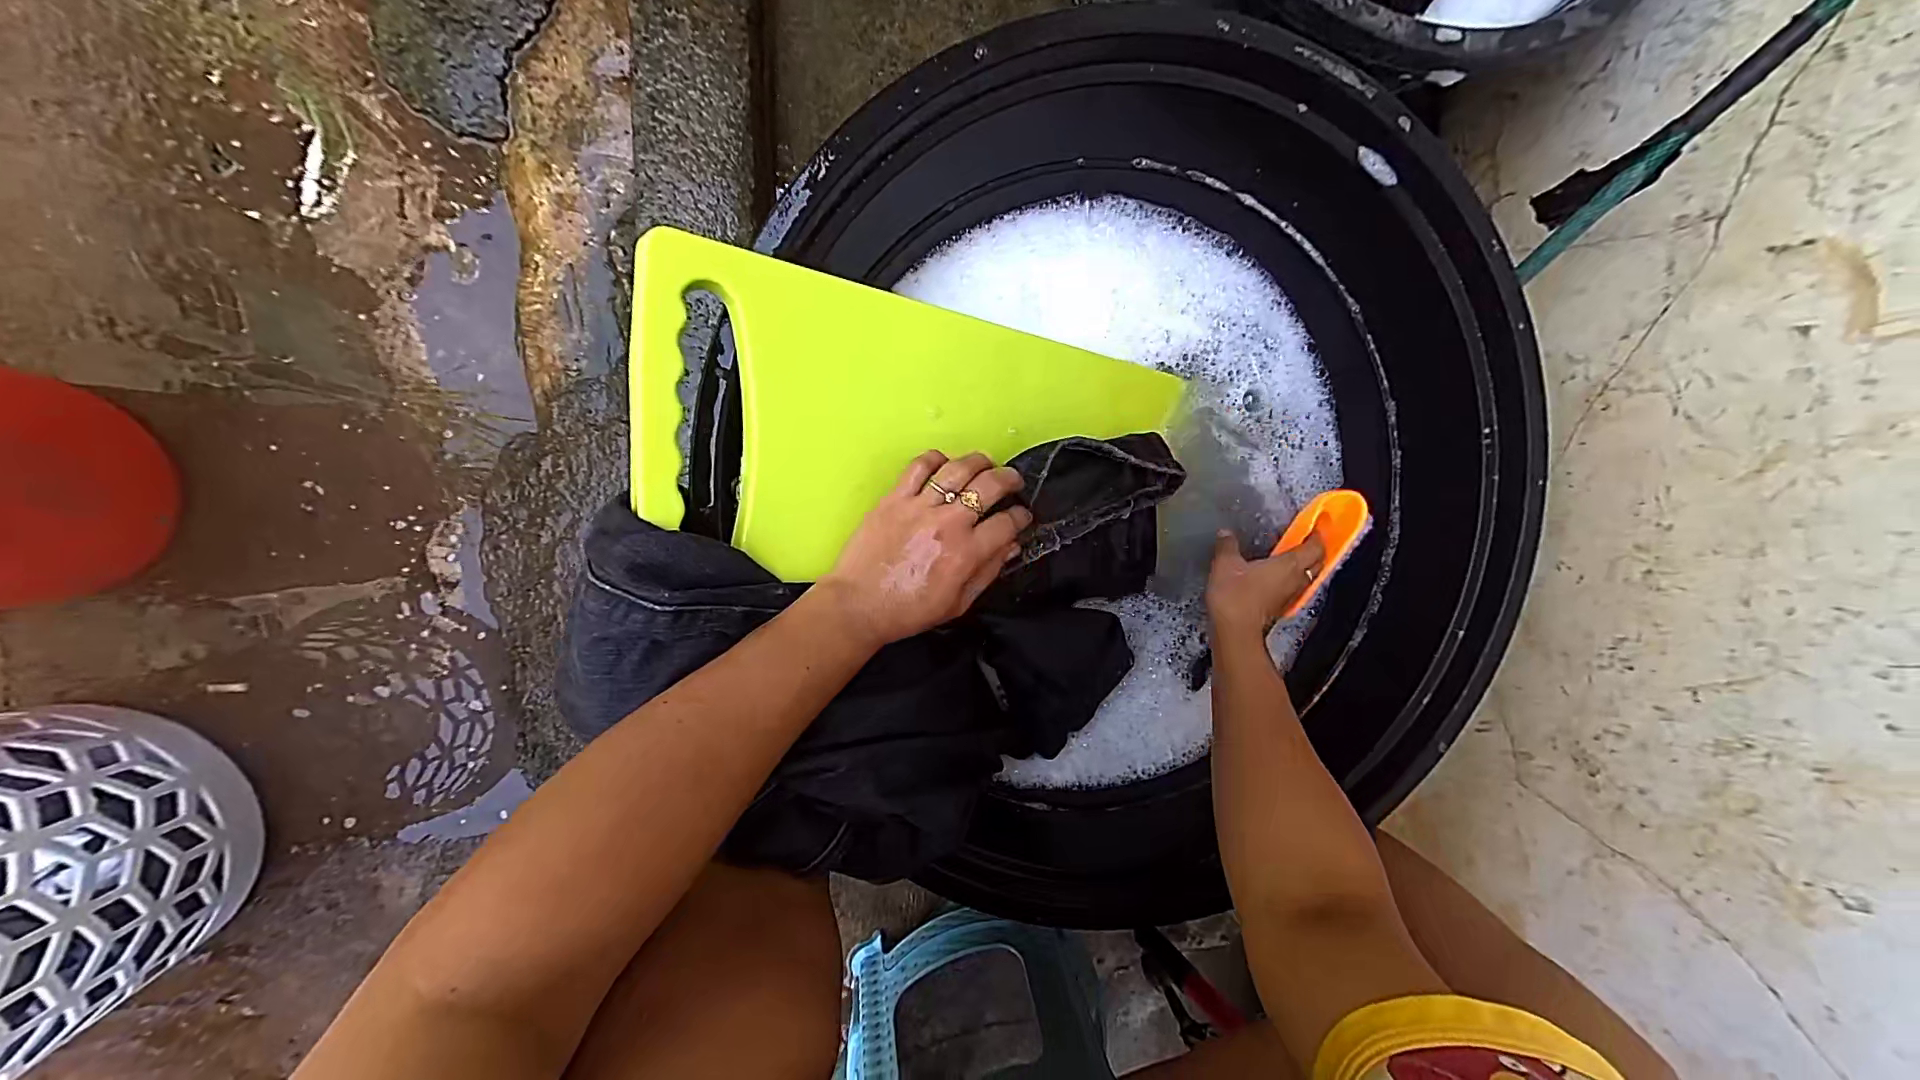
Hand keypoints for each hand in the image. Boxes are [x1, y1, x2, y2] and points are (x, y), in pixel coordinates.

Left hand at [813, 451, 1034, 647]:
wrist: (859, 606)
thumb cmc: (908, 610)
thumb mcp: (958, 603)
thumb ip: (988, 572)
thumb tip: (1010, 546)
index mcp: (966, 554)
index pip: (1007, 523)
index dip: (1021, 516)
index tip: (1021, 516)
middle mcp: (946, 525)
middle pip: (990, 485)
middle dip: (1010, 479)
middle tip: (1013, 481)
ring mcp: (918, 507)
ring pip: (958, 468)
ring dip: (979, 461)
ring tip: (985, 465)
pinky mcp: (893, 499)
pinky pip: (918, 466)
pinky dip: (935, 458)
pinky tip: (944, 464)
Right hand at [1205, 528, 1327, 639]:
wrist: (1235, 632)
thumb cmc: (1235, 595)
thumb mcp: (1225, 565)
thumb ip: (1227, 546)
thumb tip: (1225, 534)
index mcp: (1289, 565)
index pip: (1315, 546)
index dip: (1319, 533)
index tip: (1319, 522)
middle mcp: (1297, 580)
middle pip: (1317, 562)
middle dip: (1315, 550)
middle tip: (1307, 539)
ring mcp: (1291, 597)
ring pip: (1307, 577)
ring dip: (1304, 566)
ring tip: (1291, 557)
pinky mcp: (1281, 609)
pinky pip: (1294, 588)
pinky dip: (1291, 580)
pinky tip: (1276, 578)